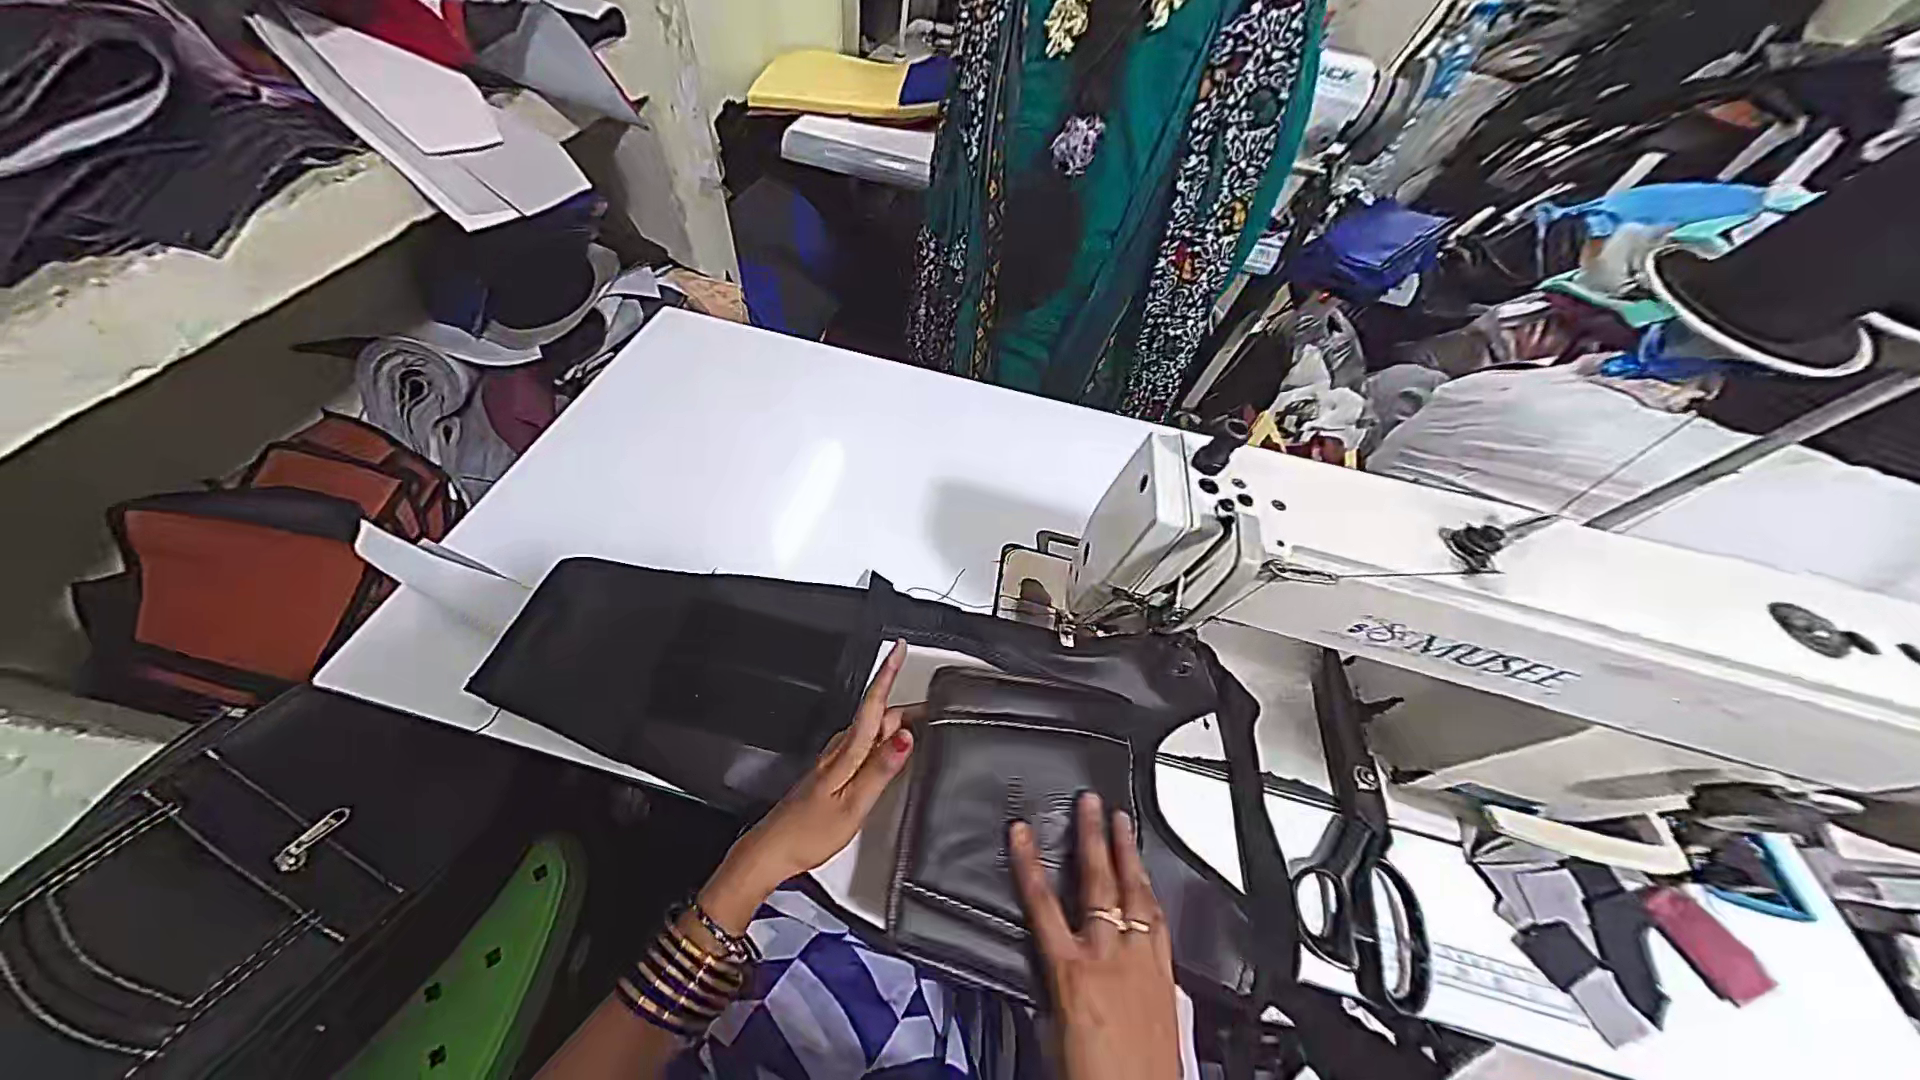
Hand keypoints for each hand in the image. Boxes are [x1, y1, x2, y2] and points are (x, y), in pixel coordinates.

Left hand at [699, 641, 917, 931]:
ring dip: (895, 720)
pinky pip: (863, 742)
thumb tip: (905, 736)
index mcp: (847, 753)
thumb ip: (881, 768)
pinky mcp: (831, 769)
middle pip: (877, 714)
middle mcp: (839, 749)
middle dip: (906, 705)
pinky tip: (888, 747)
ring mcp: (833, 758)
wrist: (772, 850)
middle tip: (934, 707)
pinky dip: (881, 737)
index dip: (887, 674)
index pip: (873, 704)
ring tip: (919, 723)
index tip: (898, 648)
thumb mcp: (854, 805)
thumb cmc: (809, 833)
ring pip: (870, 728)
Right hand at [1012, 793, 1180, 1079]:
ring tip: (1123, 822)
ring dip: (1128, 853)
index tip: (1022, 831)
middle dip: (1092, 837)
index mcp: (1072, 972)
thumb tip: (1050, 953)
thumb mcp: (1053, 1027)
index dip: (1029, 863)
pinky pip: (1159, 923)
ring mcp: (1142, 962)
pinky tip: (1149, 880)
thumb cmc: (1093, 1077)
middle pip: (1098, 882)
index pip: (1042, 903)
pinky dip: (1152, 895)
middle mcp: (1108, 958)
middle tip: (1090, 803)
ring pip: (1135, 893)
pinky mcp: (1165, 976)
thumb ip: (1053, 980)